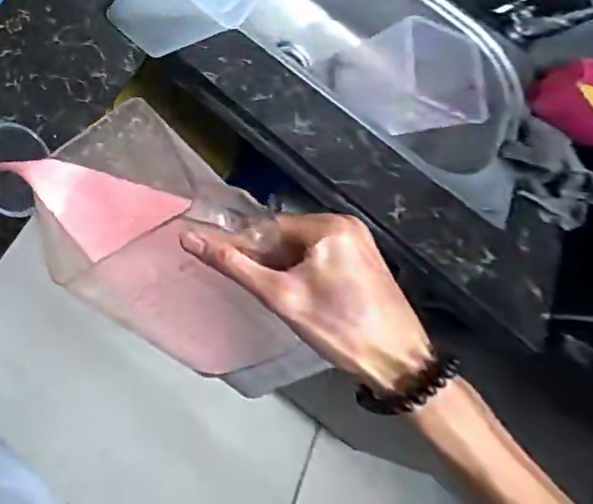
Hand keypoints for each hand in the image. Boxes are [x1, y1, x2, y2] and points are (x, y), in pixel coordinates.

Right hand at [181, 213, 433, 393]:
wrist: (404, 369)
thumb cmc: (341, 330)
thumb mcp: (281, 297)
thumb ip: (233, 264)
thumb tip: (188, 238)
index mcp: (328, 224)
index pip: (268, 228)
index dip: (247, 250)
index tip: (233, 271)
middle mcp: (345, 223)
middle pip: (285, 236)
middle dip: (268, 260)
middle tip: (262, 290)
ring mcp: (359, 240)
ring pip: (301, 246)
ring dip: (285, 267)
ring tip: (281, 295)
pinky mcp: (365, 258)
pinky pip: (320, 255)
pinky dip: (305, 271)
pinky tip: (302, 294)